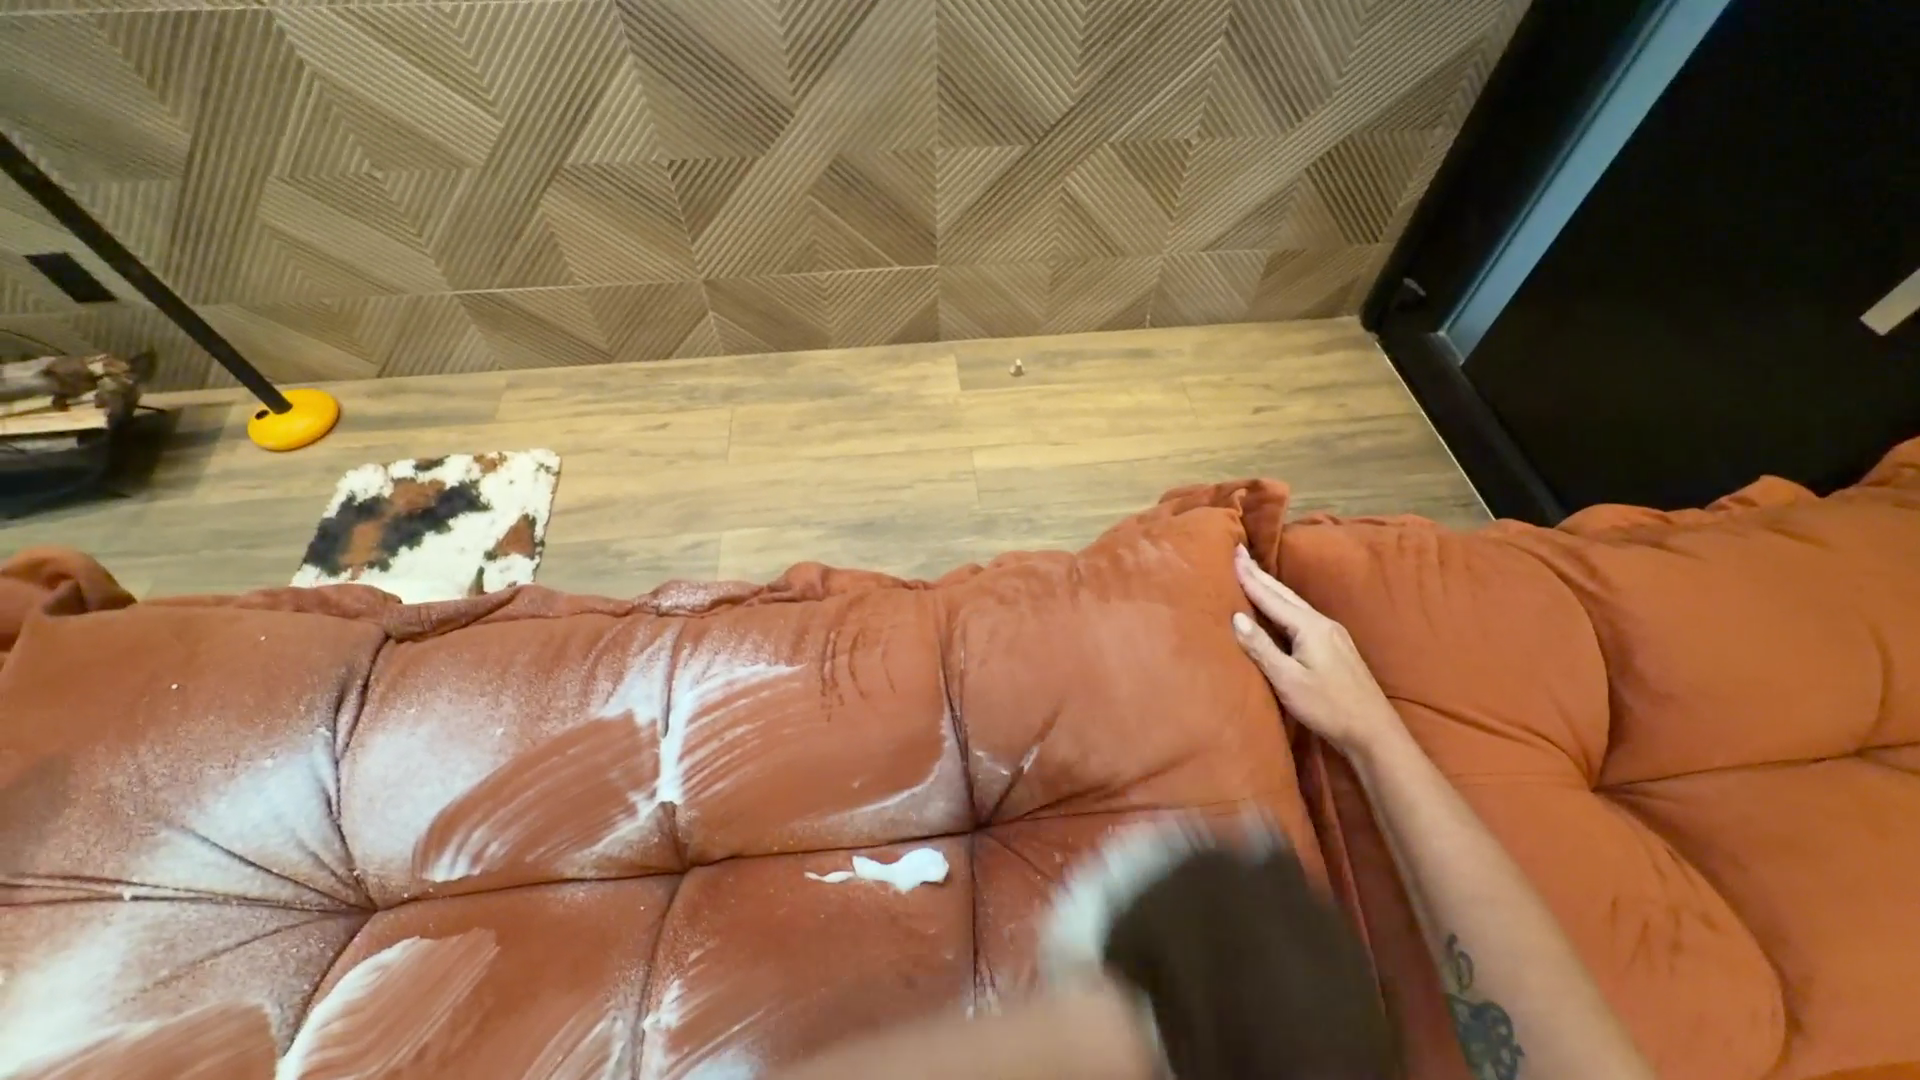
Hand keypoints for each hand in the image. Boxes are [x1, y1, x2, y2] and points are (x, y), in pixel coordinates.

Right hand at [1231, 547, 1405, 757]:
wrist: (1374, 732)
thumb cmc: (1328, 707)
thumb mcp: (1288, 680)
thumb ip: (1262, 647)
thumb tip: (1236, 617)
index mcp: (1310, 627)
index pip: (1271, 597)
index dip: (1250, 577)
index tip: (1233, 553)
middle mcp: (1323, 623)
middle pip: (1285, 594)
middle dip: (1260, 574)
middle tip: (1240, 554)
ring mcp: (1333, 634)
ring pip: (1295, 603)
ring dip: (1271, 587)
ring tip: (1253, 574)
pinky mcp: (1335, 646)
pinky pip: (1302, 614)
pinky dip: (1283, 604)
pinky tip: (1278, 607)